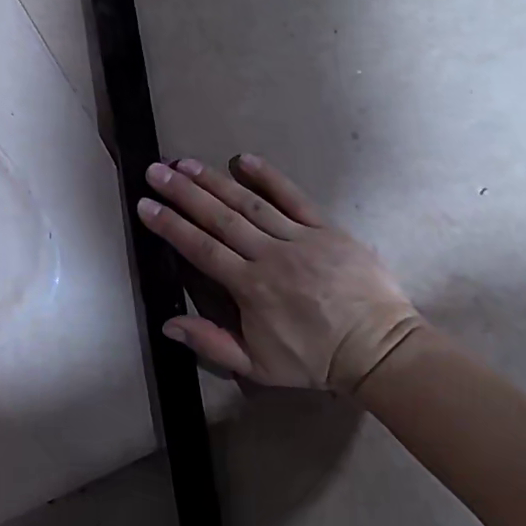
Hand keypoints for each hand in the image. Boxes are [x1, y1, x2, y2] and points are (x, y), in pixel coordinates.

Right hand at [136, 155, 423, 396]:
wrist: (379, 349)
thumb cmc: (314, 359)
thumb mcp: (257, 366)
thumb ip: (211, 342)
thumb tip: (168, 323)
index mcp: (250, 287)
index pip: (200, 249)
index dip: (170, 225)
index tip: (146, 205)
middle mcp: (270, 255)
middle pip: (219, 218)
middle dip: (183, 193)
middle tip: (156, 171)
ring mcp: (300, 238)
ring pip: (249, 203)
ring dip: (215, 181)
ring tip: (186, 163)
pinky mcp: (327, 229)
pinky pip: (294, 198)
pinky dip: (268, 178)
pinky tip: (244, 160)